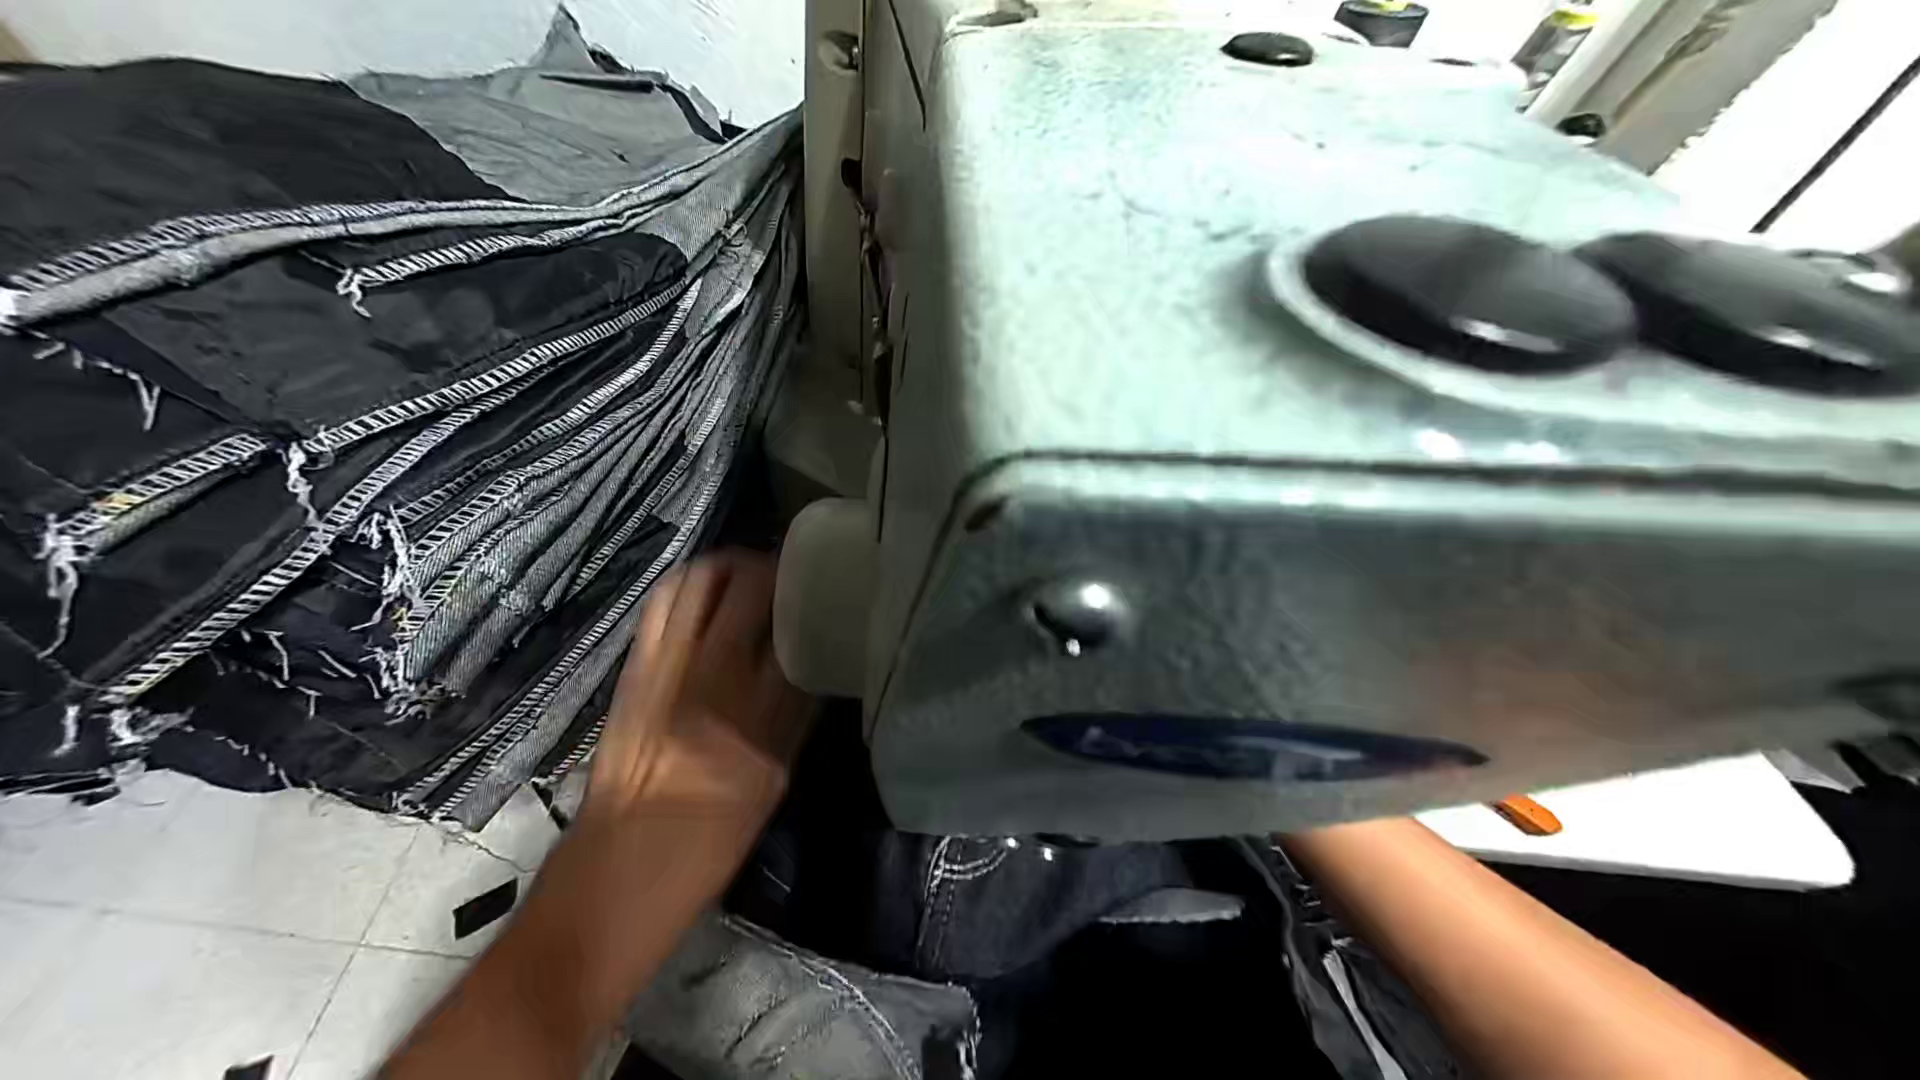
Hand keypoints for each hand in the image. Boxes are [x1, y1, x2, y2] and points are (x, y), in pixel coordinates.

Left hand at [506, 551, 812, 1029]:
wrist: (608, 883)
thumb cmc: (707, 849)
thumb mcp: (773, 782)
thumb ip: (796, 712)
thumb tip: (816, 657)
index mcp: (755, 720)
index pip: (795, 630)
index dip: (812, 596)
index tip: (829, 582)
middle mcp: (706, 683)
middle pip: (744, 589)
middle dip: (773, 567)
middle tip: (795, 572)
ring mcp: (659, 672)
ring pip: (696, 584)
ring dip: (729, 567)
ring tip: (754, 574)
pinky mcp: (628, 673)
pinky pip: (661, 606)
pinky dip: (690, 585)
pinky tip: (711, 594)